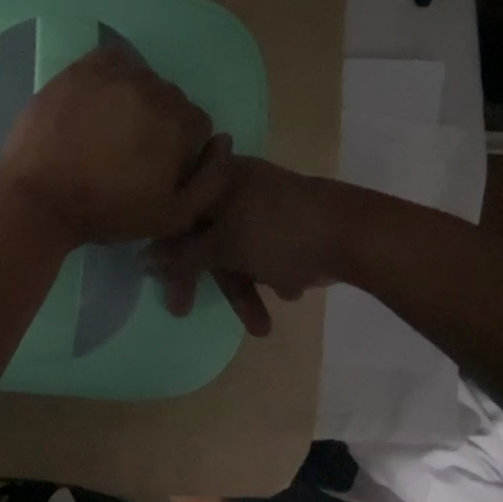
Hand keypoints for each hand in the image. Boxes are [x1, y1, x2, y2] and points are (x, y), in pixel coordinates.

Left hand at [0, 45, 231, 249]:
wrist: (38, 199)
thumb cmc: (105, 212)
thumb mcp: (172, 216)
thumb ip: (212, 179)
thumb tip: (224, 142)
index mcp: (178, 124)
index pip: (197, 122)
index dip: (180, 146)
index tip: (156, 164)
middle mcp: (150, 91)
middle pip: (170, 98)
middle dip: (158, 121)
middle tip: (128, 148)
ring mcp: (111, 77)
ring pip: (141, 77)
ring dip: (135, 96)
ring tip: (111, 124)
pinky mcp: (77, 71)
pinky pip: (110, 59)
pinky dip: (112, 72)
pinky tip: (99, 96)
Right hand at [146, 157, 349, 336]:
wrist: (358, 233)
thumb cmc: (277, 233)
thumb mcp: (221, 248)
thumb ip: (181, 255)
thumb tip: (144, 260)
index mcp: (214, 176)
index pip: (172, 211)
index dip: (163, 250)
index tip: (160, 280)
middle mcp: (235, 181)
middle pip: (205, 233)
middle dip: (210, 279)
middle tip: (190, 311)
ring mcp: (265, 198)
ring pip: (237, 244)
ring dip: (246, 285)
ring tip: (263, 325)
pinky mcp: (290, 216)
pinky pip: (263, 244)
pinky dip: (268, 270)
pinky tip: (289, 290)